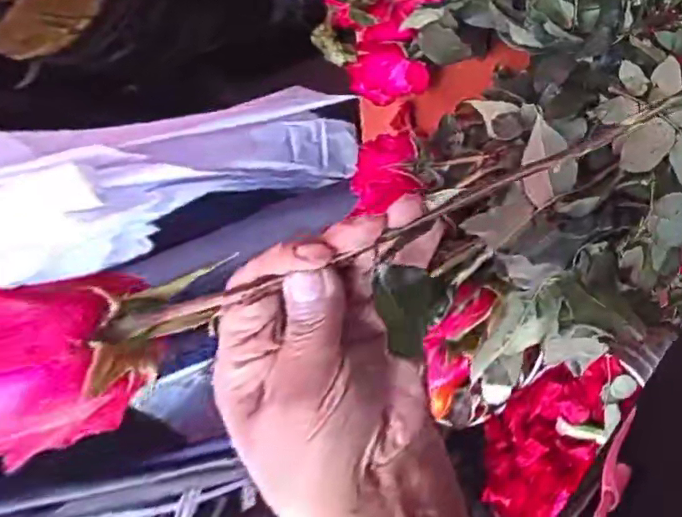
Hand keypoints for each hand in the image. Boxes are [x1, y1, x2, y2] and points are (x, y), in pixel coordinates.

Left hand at [215, 199, 463, 516]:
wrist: (377, 473)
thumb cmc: (314, 449)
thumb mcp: (300, 394)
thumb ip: (310, 328)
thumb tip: (310, 268)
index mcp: (253, 349)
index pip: (258, 289)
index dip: (285, 262)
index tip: (319, 252)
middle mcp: (300, 325)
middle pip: (317, 269)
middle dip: (344, 242)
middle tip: (374, 226)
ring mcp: (350, 319)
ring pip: (364, 266)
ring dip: (386, 236)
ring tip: (410, 208)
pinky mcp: (395, 317)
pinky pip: (402, 278)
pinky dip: (416, 250)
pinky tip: (428, 226)